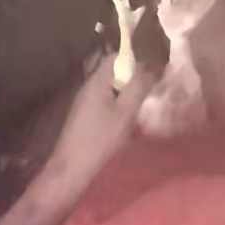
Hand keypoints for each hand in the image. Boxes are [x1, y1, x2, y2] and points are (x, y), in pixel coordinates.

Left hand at [50, 53, 151, 173]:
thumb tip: (152, 64)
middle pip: (114, 71)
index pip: (116, 56)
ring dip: (128, 92)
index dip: (135, 57)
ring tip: (144, 101)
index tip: (152, 66)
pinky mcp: (86, 115)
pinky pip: (107, 101)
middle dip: (134, 76)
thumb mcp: (125, 112)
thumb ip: (138, 86)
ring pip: (111, 87)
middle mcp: (89, 86)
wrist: (71, 168)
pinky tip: (129, 118)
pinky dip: (120, 104)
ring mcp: (85, 101)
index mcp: (97, 81)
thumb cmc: (100, 138)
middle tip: (152, 86)